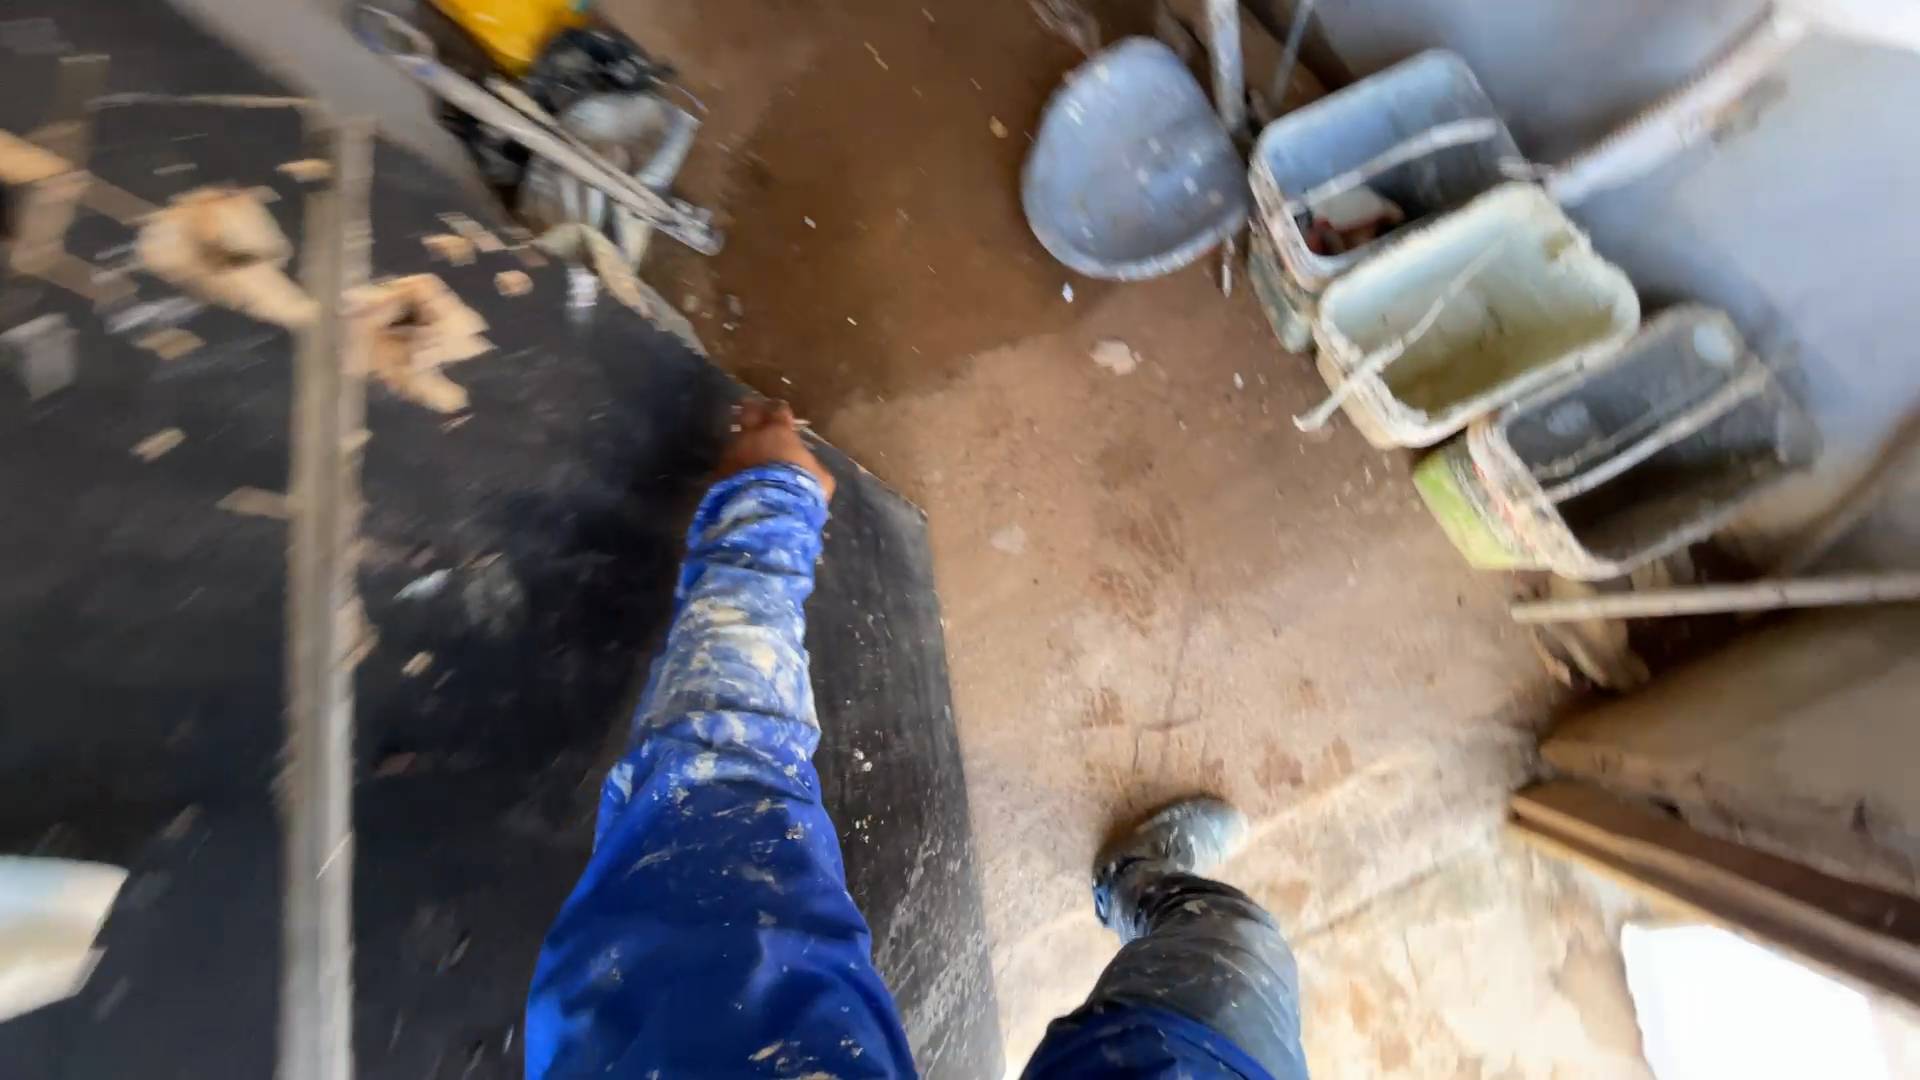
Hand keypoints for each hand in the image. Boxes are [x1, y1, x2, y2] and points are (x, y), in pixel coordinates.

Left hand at [718, 398, 835, 502]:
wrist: (768, 509)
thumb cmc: (801, 489)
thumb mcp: (820, 478)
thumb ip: (813, 467)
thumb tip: (812, 468)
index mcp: (779, 432)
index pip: (779, 411)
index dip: (781, 411)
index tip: (782, 412)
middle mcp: (752, 436)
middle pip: (748, 413)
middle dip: (753, 412)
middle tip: (755, 413)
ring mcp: (732, 453)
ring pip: (735, 441)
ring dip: (742, 446)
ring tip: (747, 454)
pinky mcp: (719, 474)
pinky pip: (727, 466)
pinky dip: (734, 469)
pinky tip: (739, 479)